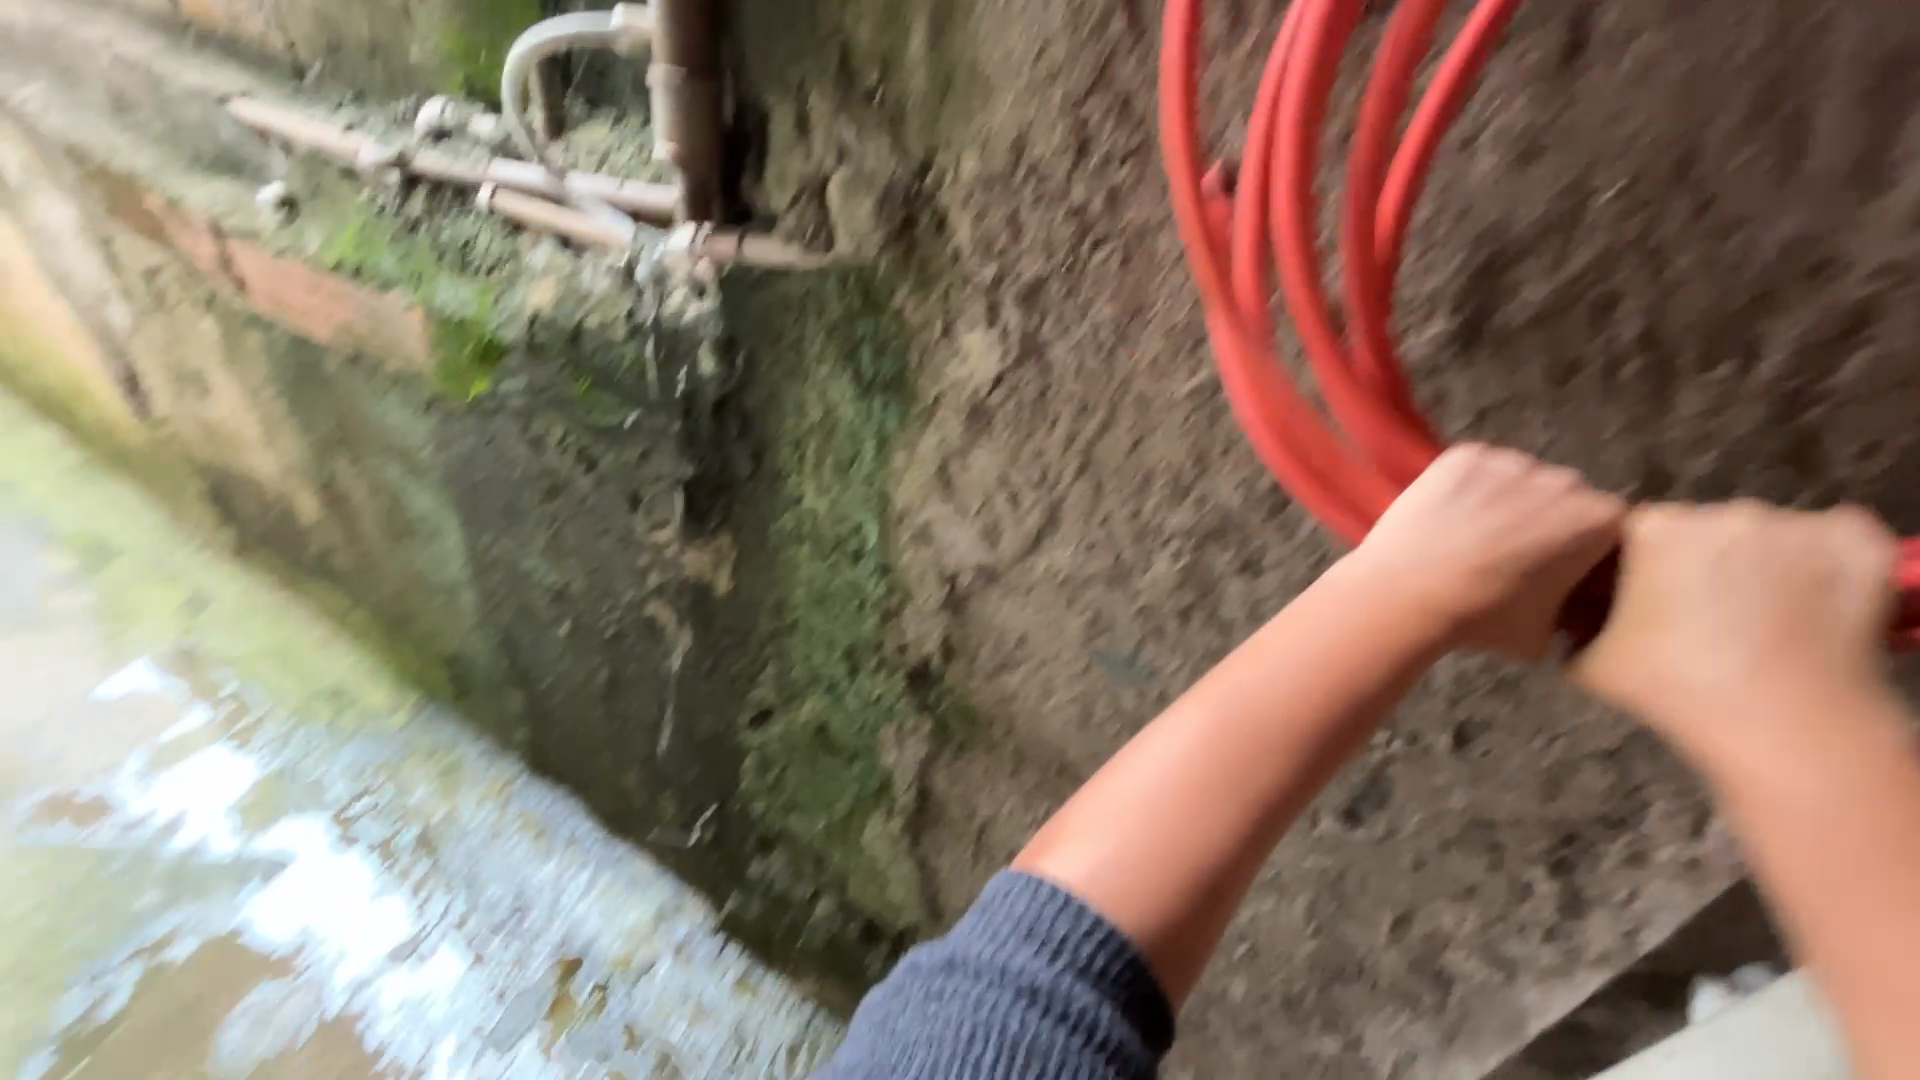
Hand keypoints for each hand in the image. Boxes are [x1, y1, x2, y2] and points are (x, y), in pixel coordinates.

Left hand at [1347, 444, 1626, 659]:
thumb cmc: (1479, 619)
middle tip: (1508, 551)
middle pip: (1564, 497)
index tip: (1555, 566)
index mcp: (1601, 520)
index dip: (1583, 548)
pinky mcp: (1464, 456)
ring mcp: (1511, 462)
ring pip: (1519, 479)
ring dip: (1505, 500)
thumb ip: (1571, 613)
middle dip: (1545, 520)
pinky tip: (1448, 515)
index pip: (1606, 527)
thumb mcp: (1546, 634)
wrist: (1403, 593)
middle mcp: (1565, 481)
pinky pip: (1476, 467)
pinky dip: (1466, 485)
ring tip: (1470, 535)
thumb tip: (1567, 613)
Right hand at [1570, 500, 1899, 764]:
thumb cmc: (1670, 686)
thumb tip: (1580, 614)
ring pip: (1761, 535)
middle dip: (1692, 560)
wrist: (1783, 725)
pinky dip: (1818, 562)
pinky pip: (1829, 540)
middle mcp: (1720, 512)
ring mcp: (1795, 525)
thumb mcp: (1584, 658)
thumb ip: (1575, 622)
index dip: (1630, 565)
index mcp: (1649, 528)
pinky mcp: (1858, 544)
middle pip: (1697, 527)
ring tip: (1753, 614)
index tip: (1637, 599)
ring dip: (1753, 562)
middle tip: (1694, 611)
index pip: (1630, 532)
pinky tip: (1804, 600)